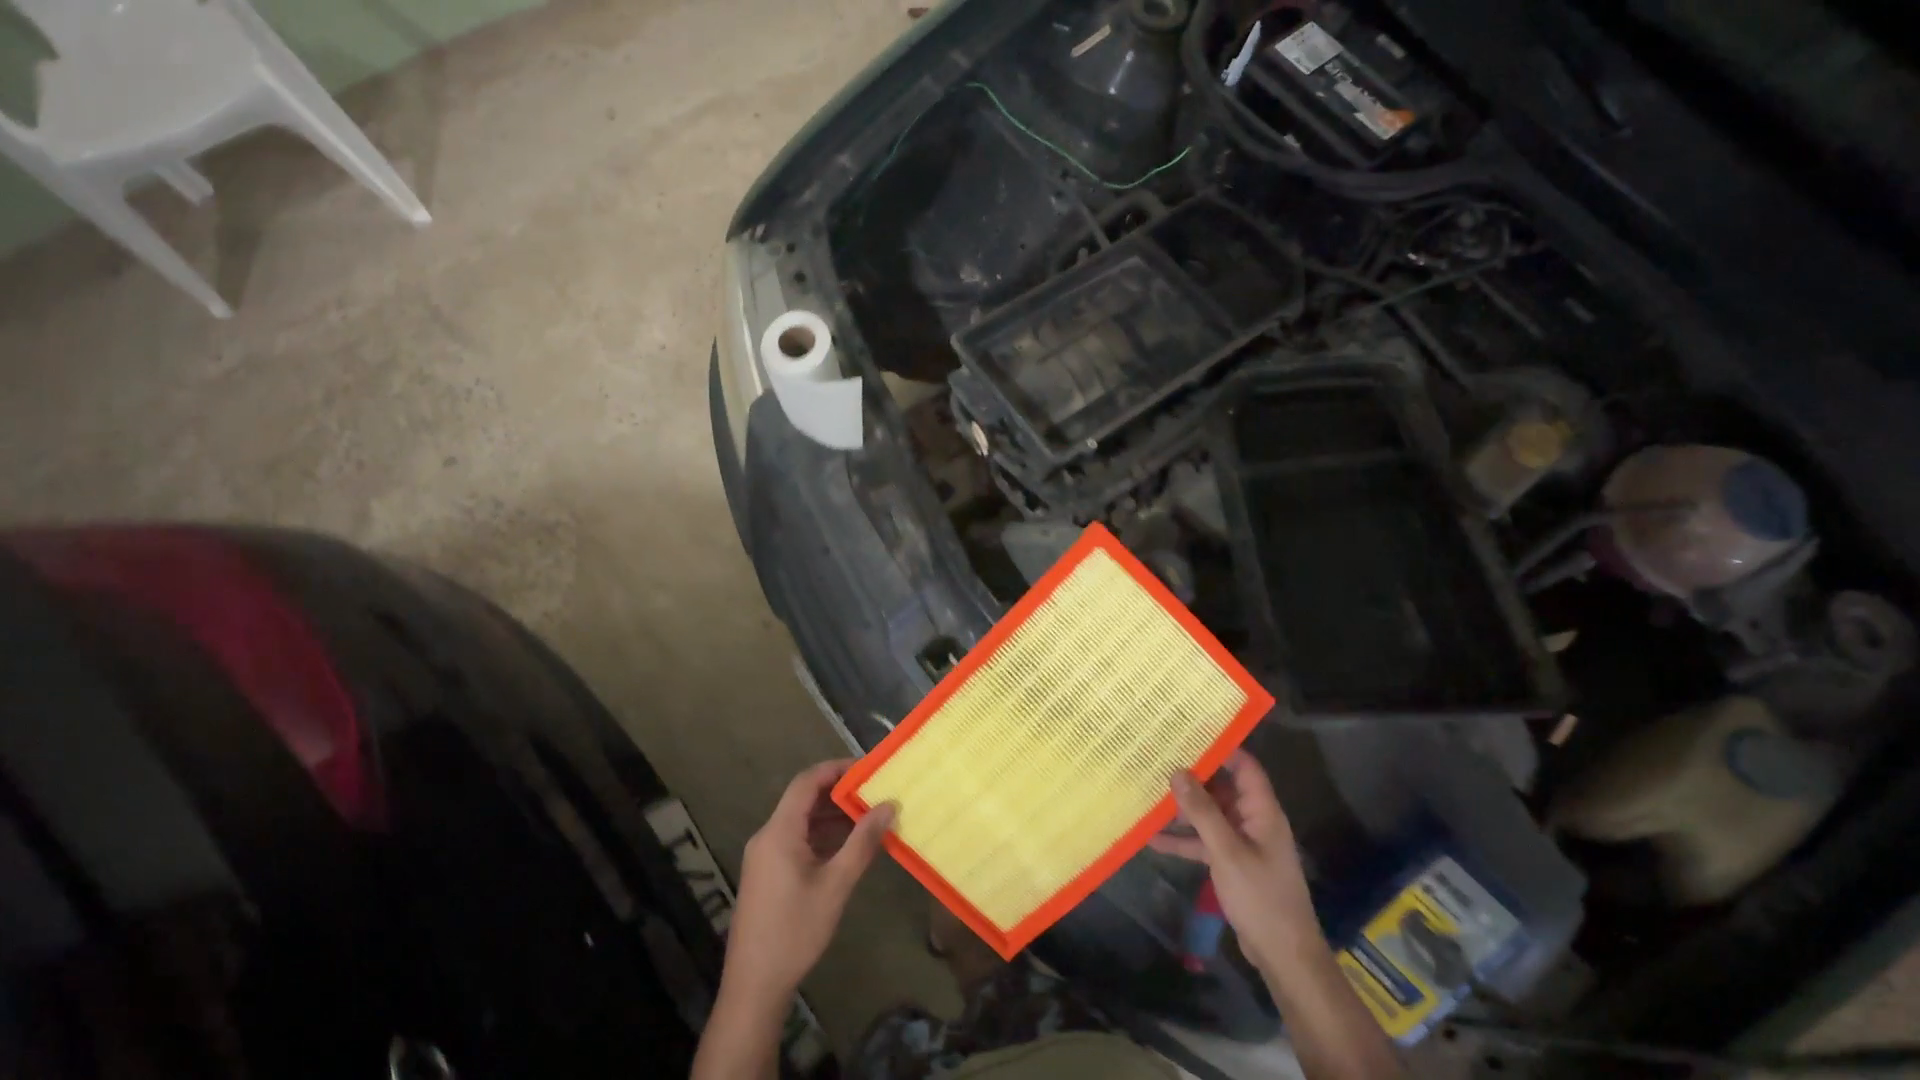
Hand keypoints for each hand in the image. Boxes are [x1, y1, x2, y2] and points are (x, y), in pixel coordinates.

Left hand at [726, 760, 895, 997]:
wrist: (755, 981)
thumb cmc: (796, 930)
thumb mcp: (836, 884)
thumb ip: (862, 843)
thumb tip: (888, 806)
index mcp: (779, 832)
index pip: (806, 782)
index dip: (836, 769)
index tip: (868, 767)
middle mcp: (768, 836)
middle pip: (804, 800)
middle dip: (840, 794)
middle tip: (877, 792)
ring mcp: (765, 856)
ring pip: (802, 823)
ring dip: (833, 817)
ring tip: (871, 818)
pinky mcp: (768, 874)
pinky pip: (797, 841)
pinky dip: (823, 838)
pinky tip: (850, 847)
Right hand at [1149, 751, 1319, 973]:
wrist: (1282, 952)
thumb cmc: (1260, 896)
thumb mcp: (1227, 851)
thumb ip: (1202, 812)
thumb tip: (1178, 772)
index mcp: (1262, 811)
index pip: (1245, 767)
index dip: (1221, 748)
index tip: (1188, 733)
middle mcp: (1254, 821)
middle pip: (1223, 789)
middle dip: (1193, 777)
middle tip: (1157, 760)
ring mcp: (1243, 843)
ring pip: (1210, 816)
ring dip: (1184, 810)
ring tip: (1149, 794)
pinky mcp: (1233, 864)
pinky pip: (1205, 842)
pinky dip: (1184, 840)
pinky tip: (1152, 839)